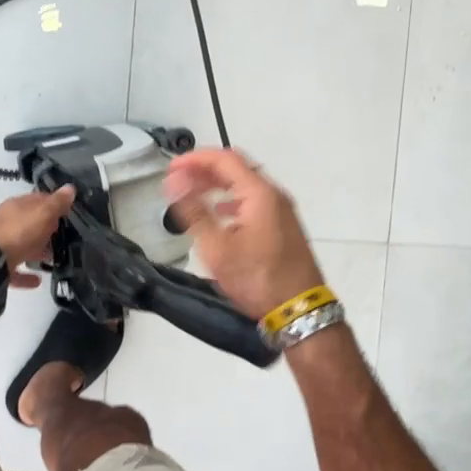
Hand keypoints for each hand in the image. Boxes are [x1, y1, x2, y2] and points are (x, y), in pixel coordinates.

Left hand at [0, 185, 75, 286]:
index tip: (68, 211)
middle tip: (63, 235)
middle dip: (46, 228)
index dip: (54, 203)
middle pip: (30, 222)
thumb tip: (70, 188)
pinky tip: (37, 280)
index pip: (39, 199)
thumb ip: (57, 203)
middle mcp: (7, 222)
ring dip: (36, 250)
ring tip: (53, 258)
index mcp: (17, 206)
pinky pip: (16, 269)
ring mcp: (1, 244)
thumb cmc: (19, 232)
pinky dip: (27, 274)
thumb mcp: (43, 214)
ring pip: (22, 244)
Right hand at [164, 149, 323, 319]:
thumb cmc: (257, 279)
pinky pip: (254, 200)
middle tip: (178, 179)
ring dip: (218, 184)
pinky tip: (220, 214)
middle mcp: (274, 195)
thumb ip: (194, 210)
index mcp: (259, 193)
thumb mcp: (218, 248)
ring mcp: (282, 210)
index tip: (171, 169)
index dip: (195, 158)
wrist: (300, 311)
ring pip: (246, 184)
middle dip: (205, 169)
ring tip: (192, 194)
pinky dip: (232, 199)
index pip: (224, 159)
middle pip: (236, 168)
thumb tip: (175, 180)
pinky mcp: (284, 226)